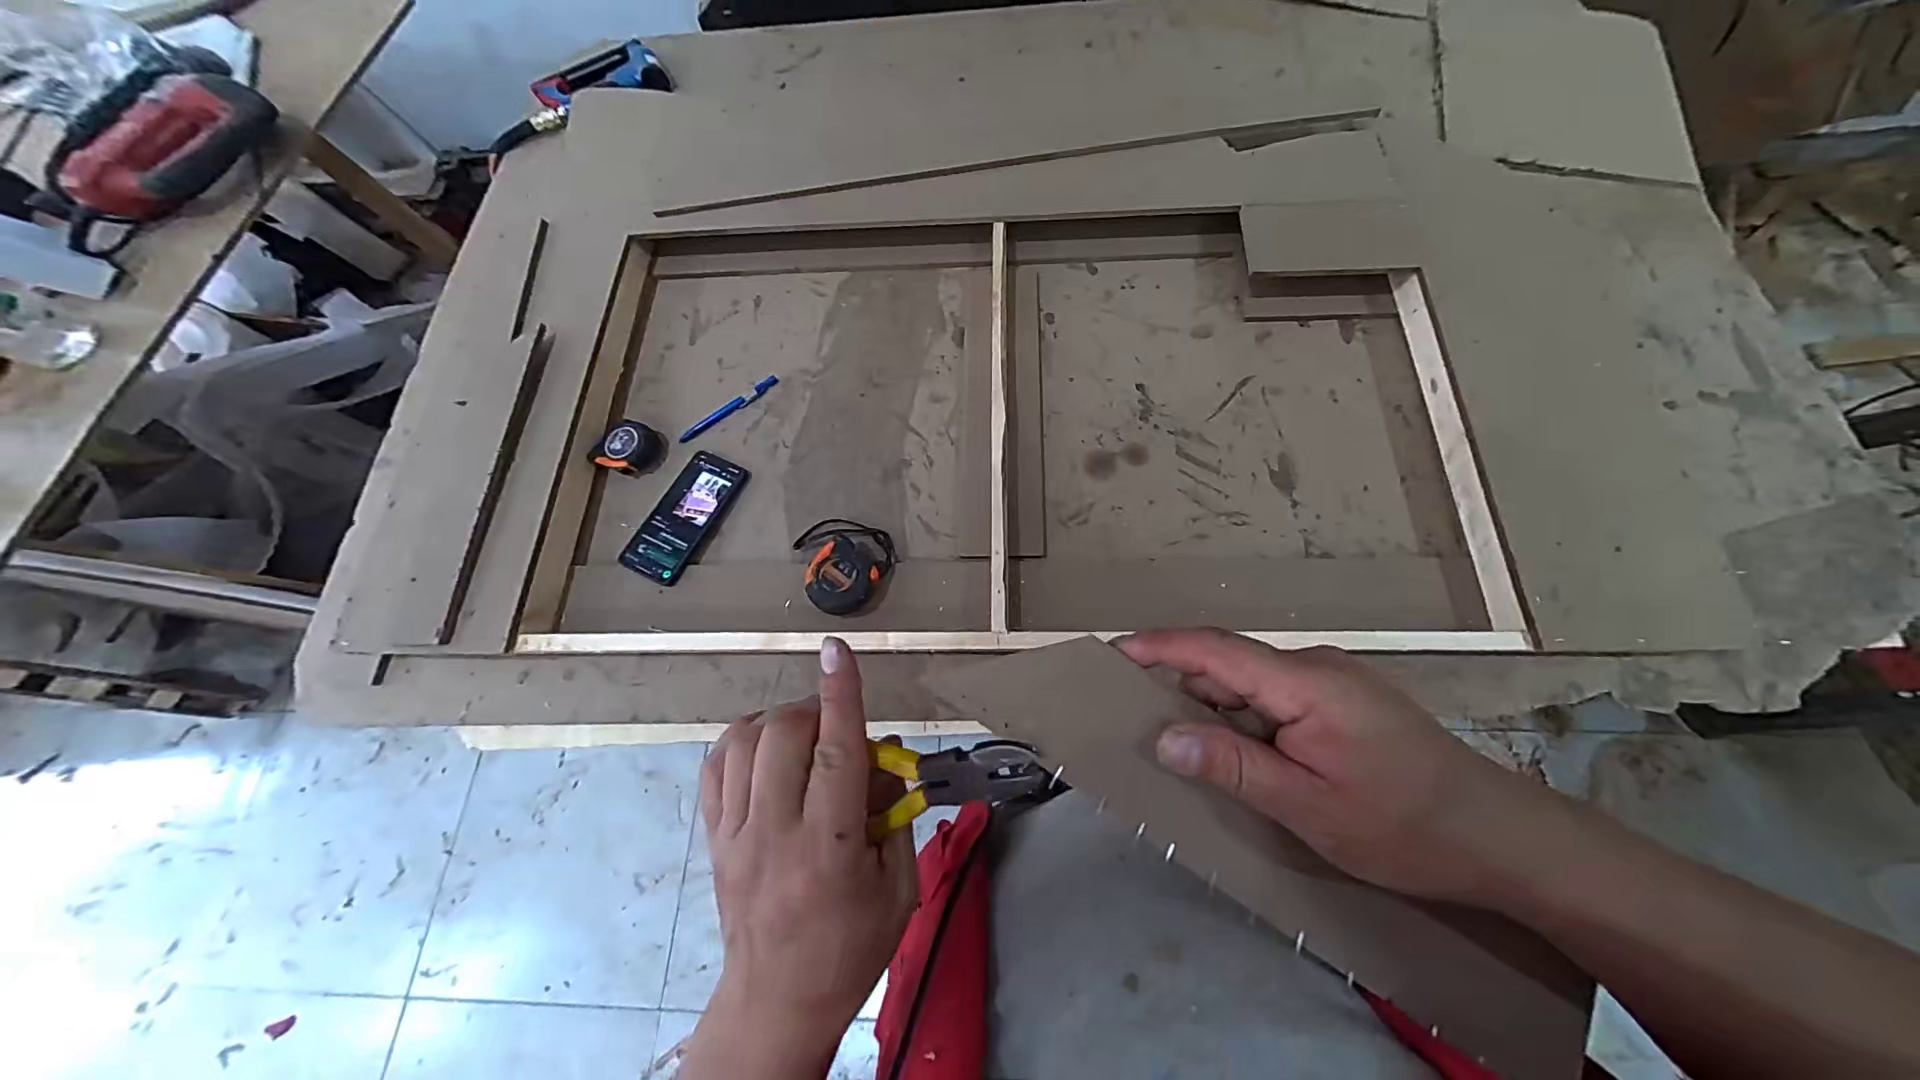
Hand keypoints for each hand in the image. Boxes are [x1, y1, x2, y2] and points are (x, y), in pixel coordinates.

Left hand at [682, 638, 917, 1078]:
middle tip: (836, 725)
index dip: (841, 695)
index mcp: (831, 846)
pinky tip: (765, 749)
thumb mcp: (899, 886)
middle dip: (815, 710)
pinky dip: (741, 740)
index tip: (837, 651)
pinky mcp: (713, 838)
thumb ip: (895, 814)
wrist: (778, 1001)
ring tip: (803, 736)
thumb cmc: (851, 948)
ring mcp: (736, 833)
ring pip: (745, 741)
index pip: (836, 752)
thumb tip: (887, 757)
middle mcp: (776, 831)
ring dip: (780, 721)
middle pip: (785, 734)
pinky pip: (715, 765)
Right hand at [1117, 628, 1561, 906]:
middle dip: (1178, 682)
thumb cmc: (1404, 827)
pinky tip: (1234, 747)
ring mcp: (1333, 679)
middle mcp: (1316, 666)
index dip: (1160, 646)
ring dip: (1212, 704)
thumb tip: (1163, 738)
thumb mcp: (1307, 807)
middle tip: (1136, 714)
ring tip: (1179, 739)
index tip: (1113, 653)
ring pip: (1250, 680)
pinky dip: (1242, 715)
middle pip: (1228, 662)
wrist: (1503, 839)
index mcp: (1306, 683)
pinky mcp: (1342, 697)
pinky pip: (1273, 694)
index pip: (1215, 649)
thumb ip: (1232, 765)